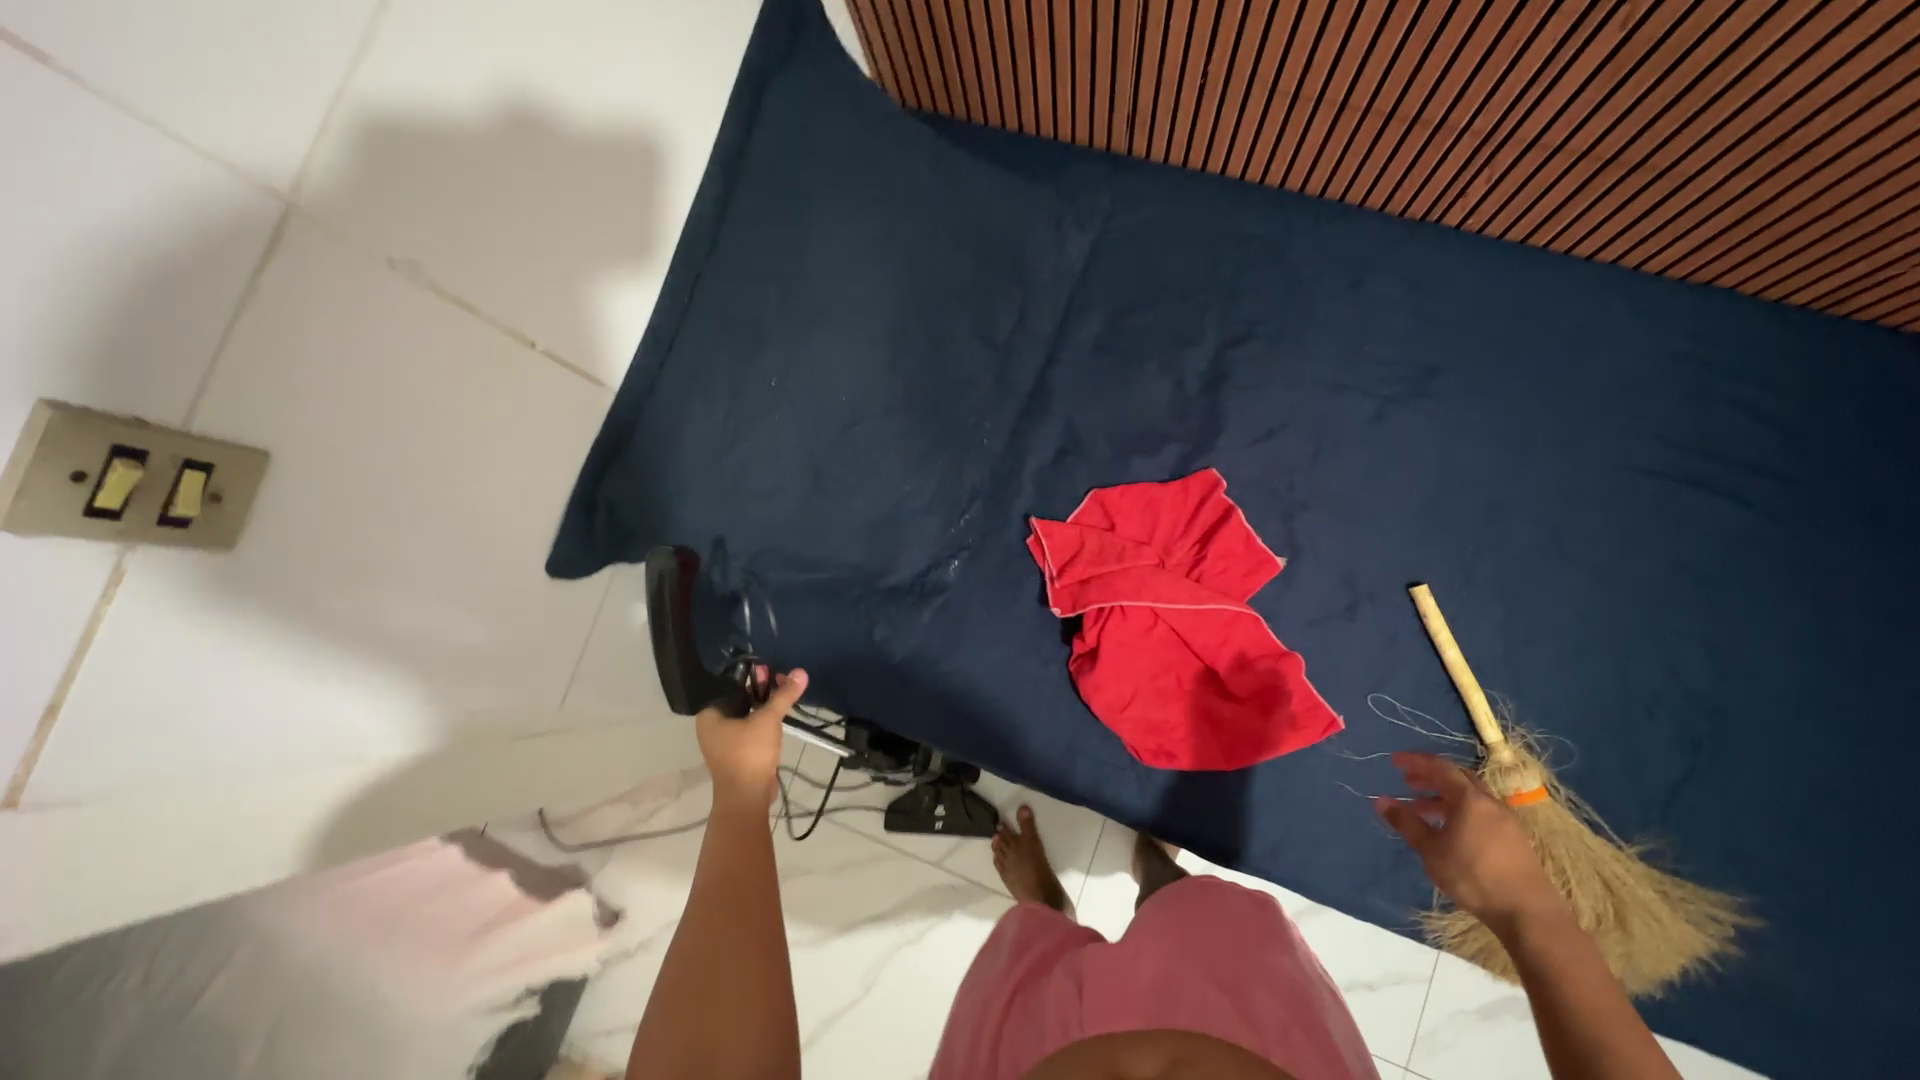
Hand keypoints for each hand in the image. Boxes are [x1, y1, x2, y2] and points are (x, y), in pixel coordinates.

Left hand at [696, 668, 807, 811]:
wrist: (747, 797)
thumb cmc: (749, 753)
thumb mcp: (768, 720)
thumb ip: (783, 695)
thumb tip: (801, 672)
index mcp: (710, 716)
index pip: (733, 687)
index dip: (754, 677)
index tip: (773, 670)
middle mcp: (712, 728)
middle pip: (741, 701)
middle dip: (763, 692)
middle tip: (784, 681)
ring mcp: (724, 744)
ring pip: (747, 718)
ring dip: (766, 709)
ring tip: (786, 696)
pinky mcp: (738, 756)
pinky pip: (751, 733)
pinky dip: (764, 725)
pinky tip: (781, 719)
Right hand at [1375, 752, 1564, 929]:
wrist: (1527, 912)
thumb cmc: (1473, 876)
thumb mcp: (1431, 850)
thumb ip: (1406, 823)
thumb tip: (1380, 800)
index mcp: (1470, 799)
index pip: (1440, 768)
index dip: (1416, 761)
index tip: (1395, 761)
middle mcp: (1490, 803)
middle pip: (1458, 778)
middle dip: (1431, 777)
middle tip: (1408, 782)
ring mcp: (1506, 821)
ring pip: (1471, 797)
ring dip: (1444, 796)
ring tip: (1422, 809)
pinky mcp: (1514, 838)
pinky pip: (1481, 812)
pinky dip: (1460, 811)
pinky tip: (1449, 830)